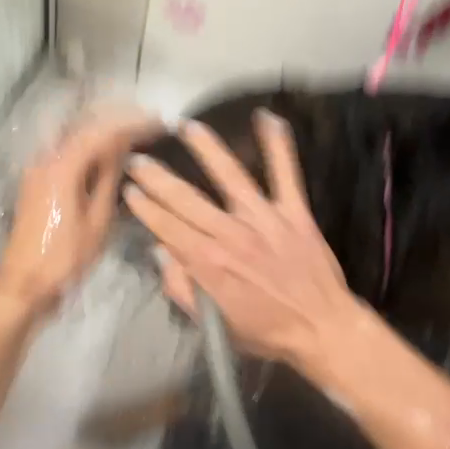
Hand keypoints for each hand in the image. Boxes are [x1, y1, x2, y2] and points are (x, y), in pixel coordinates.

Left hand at [0, 110, 160, 318]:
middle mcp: (46, 158)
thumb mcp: (98, 220)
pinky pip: (66, 151)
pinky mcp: (36, 180)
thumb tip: (123, 148)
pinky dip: (88, 146)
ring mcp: (37, 168)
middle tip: (149, 123)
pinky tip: (107, 155)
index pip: (102, 131)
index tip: (158, 122)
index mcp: (62, 166)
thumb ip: (110, 178)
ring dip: (103, 131)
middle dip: (118, 121)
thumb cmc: (66, 256)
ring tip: (133, 135)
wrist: (24, 282)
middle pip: (85, 125)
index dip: (132, 123)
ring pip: (74, 136)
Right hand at [125, 111, 368, 370]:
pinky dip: (278, 144)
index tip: (128, 190)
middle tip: (138, 157)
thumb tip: (159, 253)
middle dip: (157, 177)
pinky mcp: (294, 213)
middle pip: (186, 198)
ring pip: (230, 175)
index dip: (143, 207)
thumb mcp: (213, 324)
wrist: (321, 329)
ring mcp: (264, 219)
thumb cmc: (264, 331)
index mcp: (208, 262)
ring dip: (206, 148)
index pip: (166, 226)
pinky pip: (286, 172)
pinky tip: (267, 117)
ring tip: (186, 126)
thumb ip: (182, 289)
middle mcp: (231, 234)